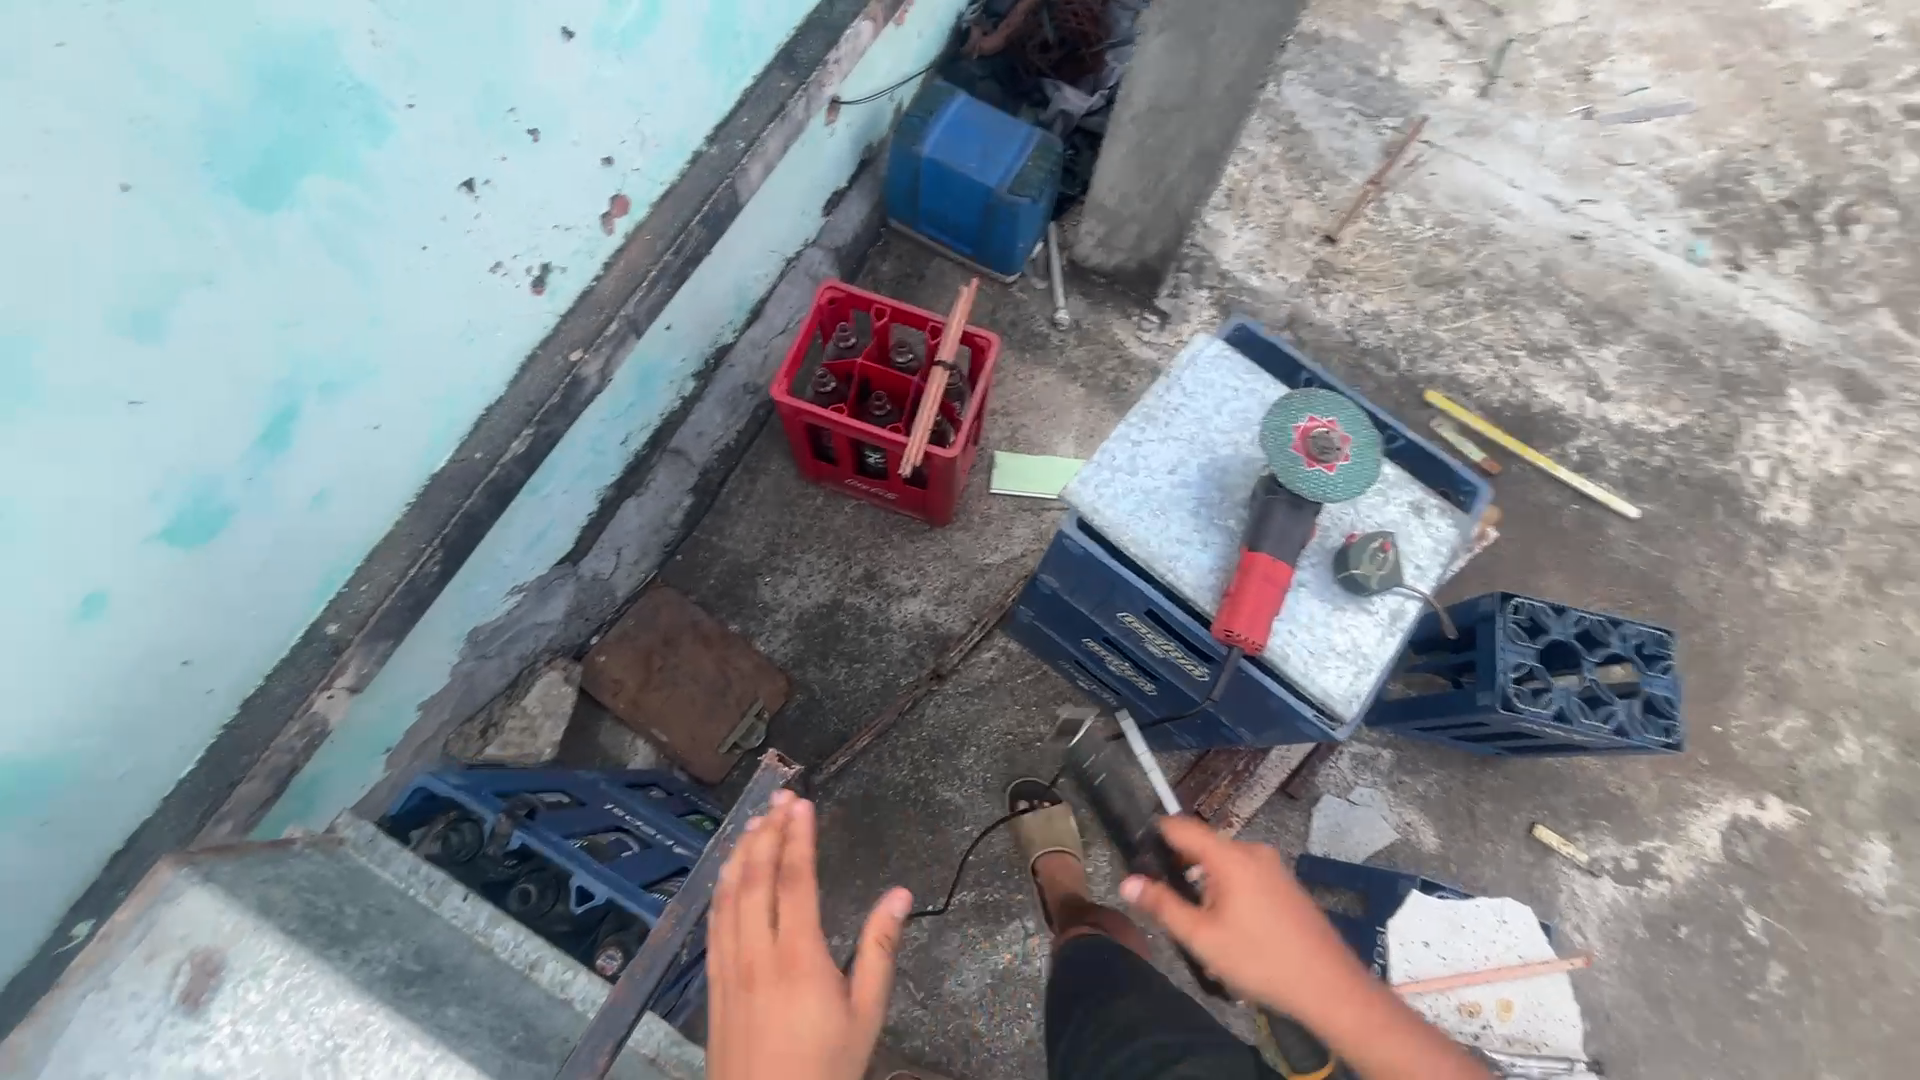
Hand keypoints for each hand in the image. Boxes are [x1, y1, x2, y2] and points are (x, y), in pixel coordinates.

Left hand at [707, 789, 912, 1079]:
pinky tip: (728, 872)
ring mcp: (728, 967)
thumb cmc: (825, 1068)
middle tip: (778, 797)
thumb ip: (880, 951)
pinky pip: (712, 922)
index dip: (797, 837)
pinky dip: (721, 886)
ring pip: (728, 894)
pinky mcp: (711, 983)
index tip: (801, 803)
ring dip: (741, 851)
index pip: (795, 880)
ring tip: (754, 820)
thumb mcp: (866, 1016)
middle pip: (757, 877)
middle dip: (767, 831)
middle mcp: (757, 953)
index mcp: (799, 957)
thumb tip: (900, 895)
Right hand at [1118, 815, 1366, 1025]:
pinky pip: (1246, 875)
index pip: (1181, 826)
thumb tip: (1127, 882)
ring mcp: (1274, 867)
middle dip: (1182, 869)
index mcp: (1229, 857)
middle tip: (1170, 903)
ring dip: (1208, 885)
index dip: (1156, 834)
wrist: (1332, 989)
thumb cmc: (1261, 961)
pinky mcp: (1287, 885)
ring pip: (1226, 864)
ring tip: (1202, 924)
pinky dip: (1231, 891)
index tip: (1138, 852)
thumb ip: (1163, 906)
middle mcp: (1252, 851)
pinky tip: (1233, 929)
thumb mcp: (1202, 938)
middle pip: (1203, 846)